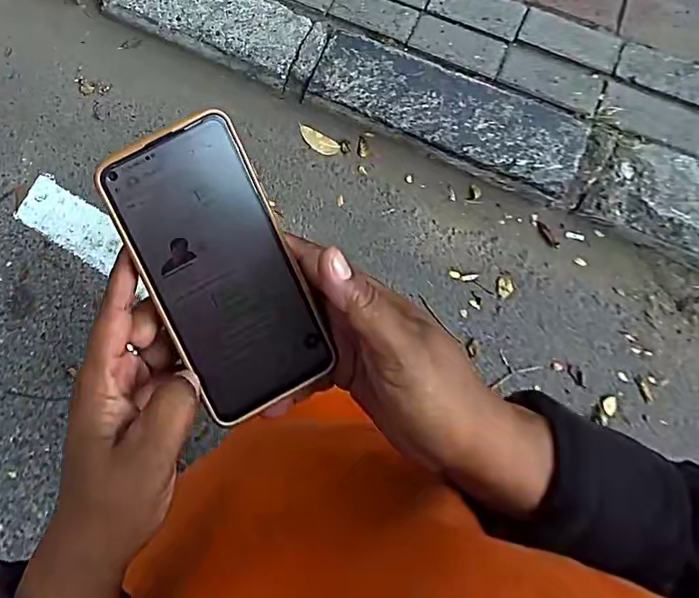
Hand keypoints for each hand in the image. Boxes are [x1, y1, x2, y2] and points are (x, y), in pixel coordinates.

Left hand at [21, 252, 197, 596]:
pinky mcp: (144, 405)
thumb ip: (174, 406)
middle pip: (143, 324)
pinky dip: (185, 370)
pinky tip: (204, 372)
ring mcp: (129, 390)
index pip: (112, 311)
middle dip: (170, 315)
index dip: (124, 275)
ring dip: (181, 347)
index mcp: (100, 376)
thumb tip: (192, 372)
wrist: (99, 543)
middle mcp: (113, 375)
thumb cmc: (106, 505)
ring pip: (159, 348)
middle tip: (199, 306)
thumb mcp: (146, 456)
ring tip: (207, 342)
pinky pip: (168, 373)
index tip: (136, 241)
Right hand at [270, 233, 553, 517]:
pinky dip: (290, 378)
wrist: (471, 455)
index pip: (316, 260)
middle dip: (266, 293)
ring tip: (244, 355)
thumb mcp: (400, 349)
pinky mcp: (348, 370)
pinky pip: (309, 365)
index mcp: (366, 297)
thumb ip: (363, 305)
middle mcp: (355, 313)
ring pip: (300, 330)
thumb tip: (329, 257)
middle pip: (300, 292)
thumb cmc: (445, 398)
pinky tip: (275, 396)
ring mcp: (351, 341)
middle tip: (227, 300)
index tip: (242, 242)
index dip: (280, 248)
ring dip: (274, 340)